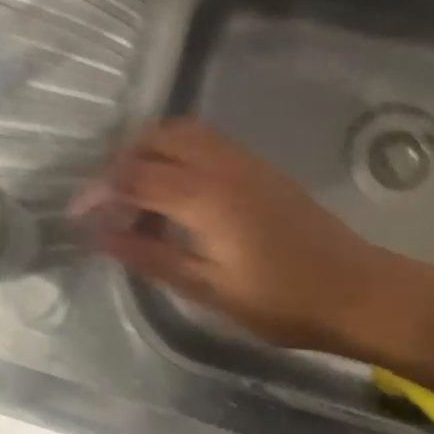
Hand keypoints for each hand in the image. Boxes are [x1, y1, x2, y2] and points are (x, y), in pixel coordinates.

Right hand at [78, 120, 394, 355]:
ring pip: (182, 131)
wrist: (357, 290)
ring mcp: (244, 159)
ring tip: (137, 196)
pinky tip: (177, 193)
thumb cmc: (282, 301)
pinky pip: (205, 140)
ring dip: (150, 151)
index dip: (99, 191)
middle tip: (107, 204)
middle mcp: (222, 164)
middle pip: (155, 138)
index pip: (134, 176)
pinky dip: (177, 153)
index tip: (76, 213)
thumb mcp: (209, 289)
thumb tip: (98, 236)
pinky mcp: (259, 165)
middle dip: (121, 163)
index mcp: (205, 196)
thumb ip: (151, 256)